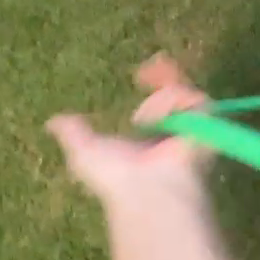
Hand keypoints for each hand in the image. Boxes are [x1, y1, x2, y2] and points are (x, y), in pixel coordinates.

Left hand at [48, 53, 214, 214]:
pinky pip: (194, 98)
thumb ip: (75, 134)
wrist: (143, 189)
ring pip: (181, 92)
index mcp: (154, 137)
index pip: (159, 102)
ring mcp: (193, 127)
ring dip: (160, 99)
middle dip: (163, 77)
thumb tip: (53, 121)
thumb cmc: (116, 177)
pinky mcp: (206, 125)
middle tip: (149, 70)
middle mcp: (176, 131)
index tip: (141, 74)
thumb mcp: (86, 151)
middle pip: (176, 90)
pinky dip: (174, 101)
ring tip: (147, 117)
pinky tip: (160, 115)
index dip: (154, 83)